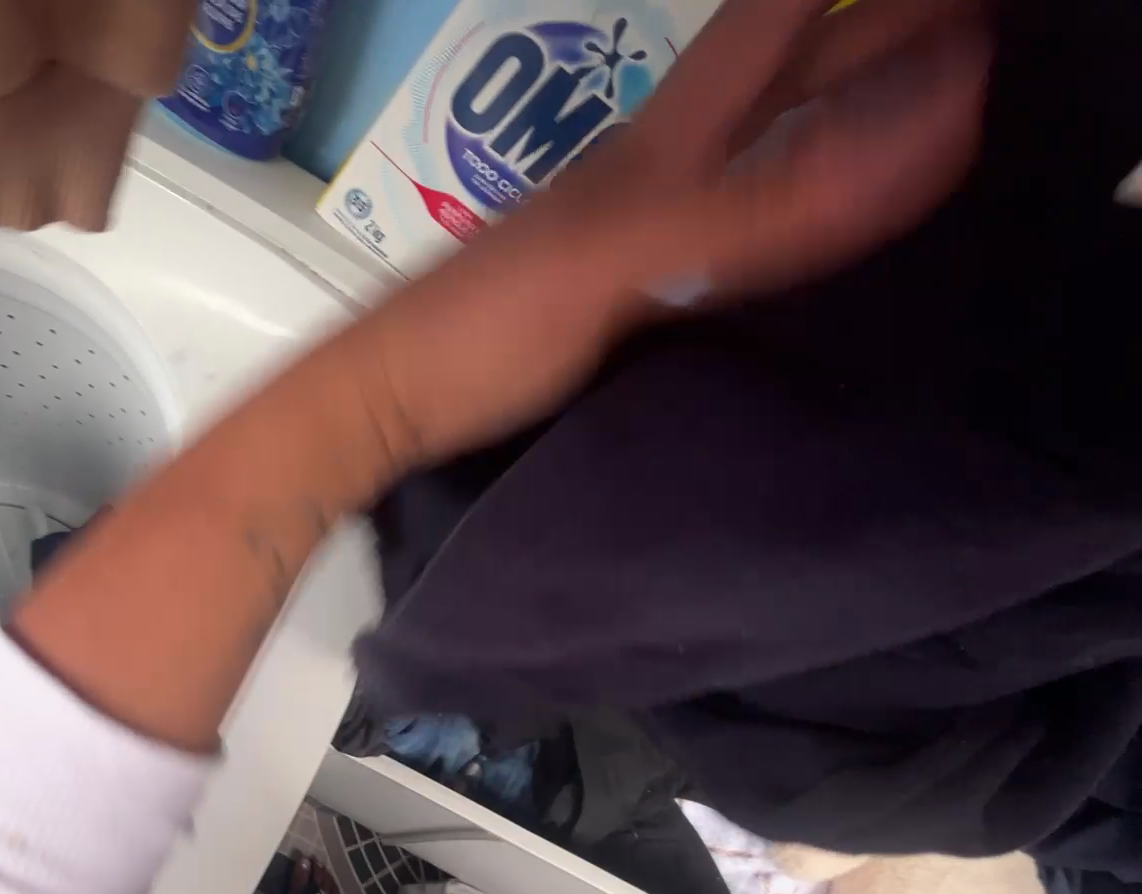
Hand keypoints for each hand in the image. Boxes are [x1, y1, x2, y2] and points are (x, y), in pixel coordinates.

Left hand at [351, 0, 992, 469]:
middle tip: (966, 56)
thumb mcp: (608, 265)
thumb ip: (745, 208)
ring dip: (817, 127)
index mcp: (645, 157)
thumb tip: (924, 117)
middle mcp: (633, 181)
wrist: (385, 398)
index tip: (962, 4)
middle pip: (760, 88)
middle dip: (864, 49)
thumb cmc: (473, 332)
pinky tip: (789, 239)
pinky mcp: (595, 297)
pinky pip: (703, 235)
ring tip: (910, 128)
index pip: (765, 36)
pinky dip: (765, 217)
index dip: (861, 0)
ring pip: (731, 155)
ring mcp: (612, 239)